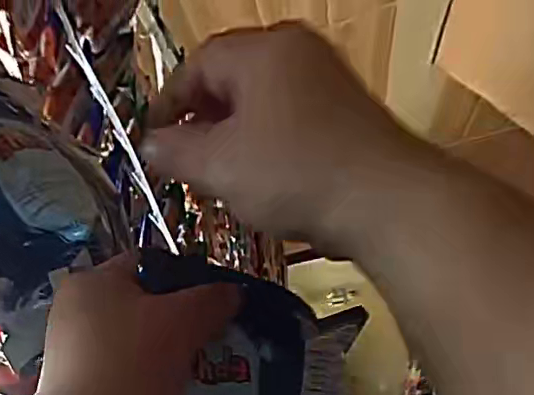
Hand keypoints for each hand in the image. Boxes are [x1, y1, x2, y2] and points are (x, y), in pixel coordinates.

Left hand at [31, 252, 239, 394]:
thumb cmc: (132, 370)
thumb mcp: (181, 326)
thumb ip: (211, 301)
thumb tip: (233, 291)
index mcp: (93, 279)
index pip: (151, 263)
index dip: (189, 281)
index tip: (214, 310)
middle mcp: (74, 306)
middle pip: (143, 304)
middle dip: (178, 324)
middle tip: (207, 345)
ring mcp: (71, 348)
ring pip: (134, 341)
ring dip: (164, 355)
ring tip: (191, 374)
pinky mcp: (77, 383)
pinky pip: (122, 370)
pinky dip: (144, 379)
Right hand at [143, 22, 432, 252]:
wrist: (382, 202)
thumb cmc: (296, 176)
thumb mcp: (222, 168)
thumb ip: (178, 153)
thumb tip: (151, 145)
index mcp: (262, 52)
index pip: (198, 65)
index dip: (169, 103)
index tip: (154, 138)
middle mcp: (299, 56)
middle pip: (234, 85)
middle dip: (205, 127)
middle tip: (188, 166)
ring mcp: (330, 88)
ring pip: (266, 111)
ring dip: (239, 146)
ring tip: (226, 185)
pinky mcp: (350, 124)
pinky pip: (296, 131)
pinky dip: (272, 155)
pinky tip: (269, 190)